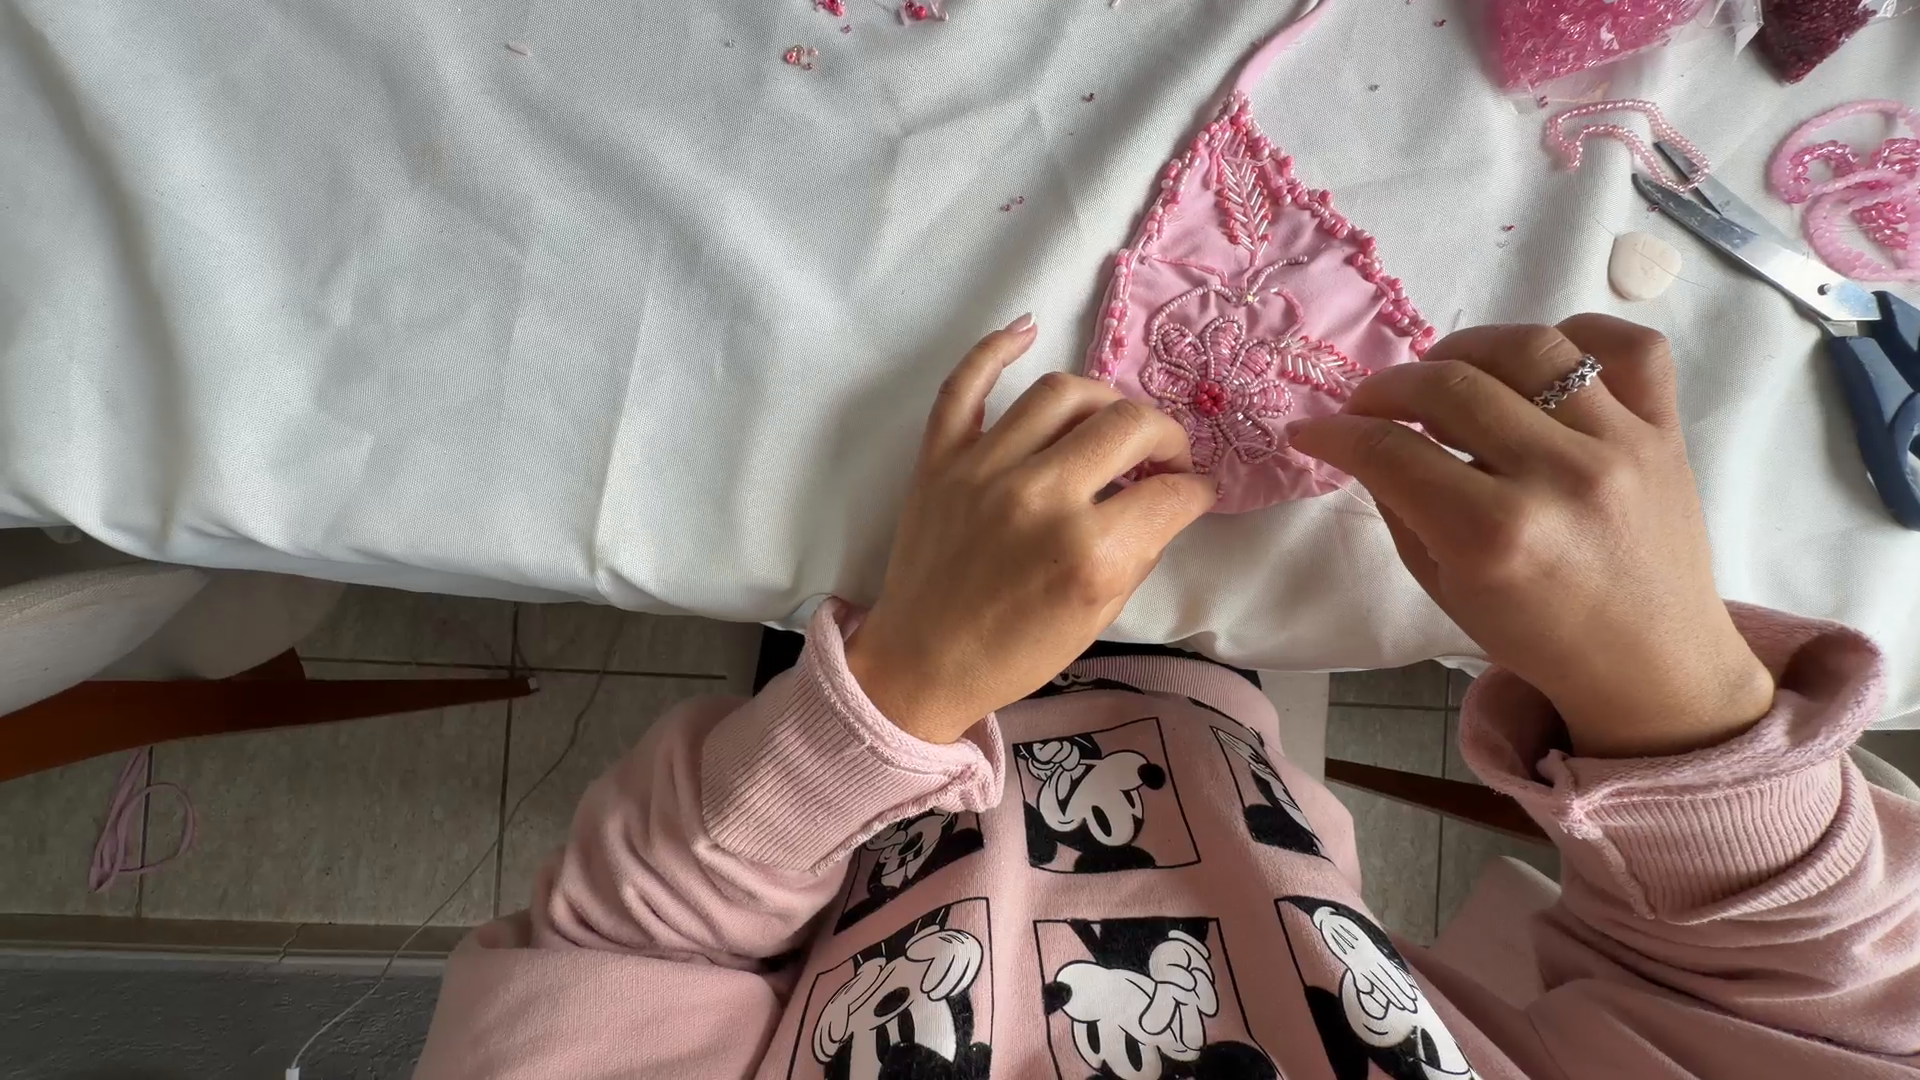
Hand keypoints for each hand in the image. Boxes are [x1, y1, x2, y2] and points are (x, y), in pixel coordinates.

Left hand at [846, 316, 1216, 742]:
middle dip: (1165, 438)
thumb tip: (1168, 495)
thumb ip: (1141, 548)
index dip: (1195, 490)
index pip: (1172, 493)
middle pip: (1129, 425)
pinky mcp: (939, 458)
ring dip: (1104, 400)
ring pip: (1062, 392)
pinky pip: (964, 384)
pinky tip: (1026, 329)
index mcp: (1090, 552)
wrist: (923, 661)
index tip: (1191, 490)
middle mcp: (1041, 497)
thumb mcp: (1099, 616)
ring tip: (1112, 423)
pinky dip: (994, 348)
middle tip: (1163, 457)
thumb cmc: (1016, 652)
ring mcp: (983, 469)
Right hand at [1288, 315, 1773, 757]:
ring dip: (1461, 349)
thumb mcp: (1435, 579)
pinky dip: (1573, 336)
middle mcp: (1557, 476)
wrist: (1649, 662)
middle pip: (1448, 387)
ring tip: (1440, 373)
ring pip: (1530, 348)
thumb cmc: (1527, 632)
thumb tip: (1365, 443)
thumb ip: (1397, 502)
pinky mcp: (1667, 431)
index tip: (1311, 431)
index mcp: (1490, 534)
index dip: (1334, 434)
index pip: (1389, 452)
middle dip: (1384, 388)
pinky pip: (1628, 347)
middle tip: (1366, 406)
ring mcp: (1622, 446)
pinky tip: (1534, 366)